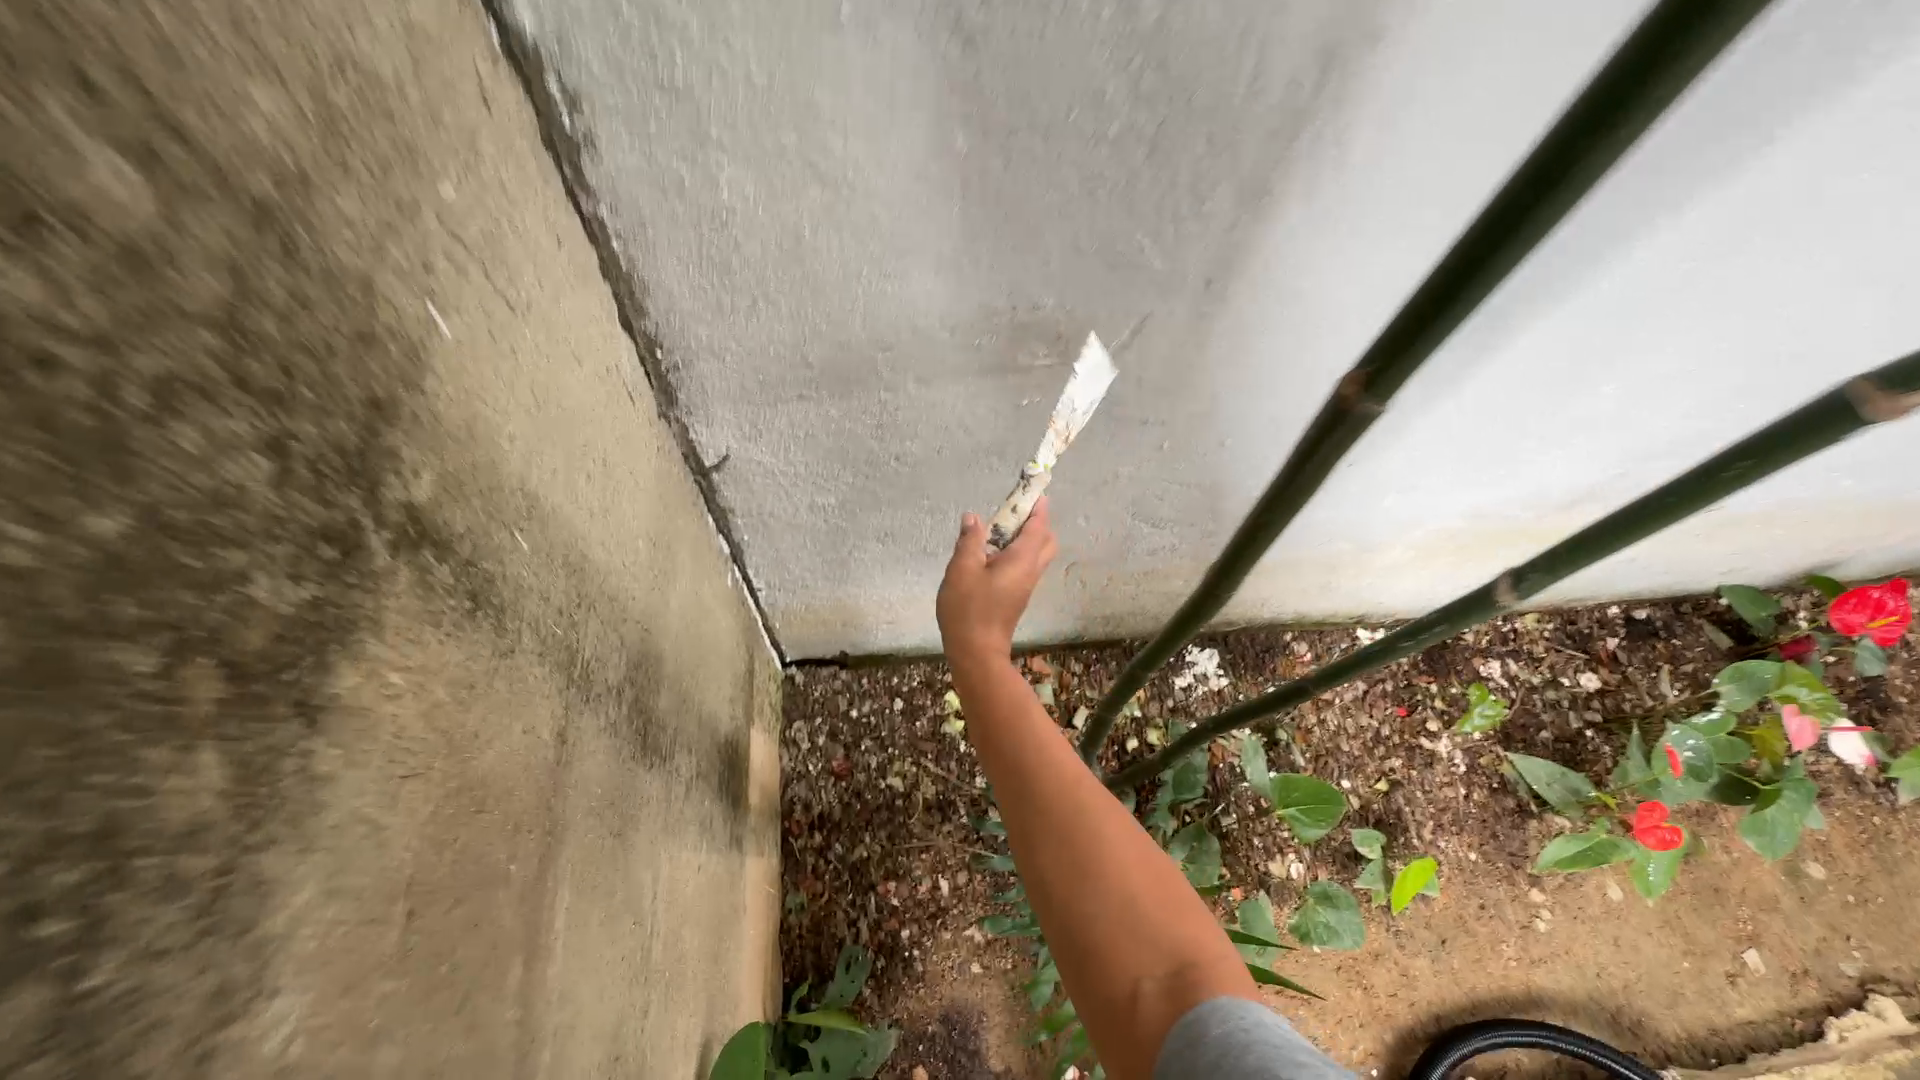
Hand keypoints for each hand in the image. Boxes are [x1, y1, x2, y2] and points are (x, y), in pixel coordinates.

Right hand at [937, 496, 1058, 665]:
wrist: (976, 651)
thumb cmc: (969, 608)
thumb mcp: (962, 569)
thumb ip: (970, 541)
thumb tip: (974, 518)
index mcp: (1022, 560)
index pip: (1038, 526)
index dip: (1037, 506)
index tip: (1032, 490)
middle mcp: (1030, 571)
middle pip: (1045, 540)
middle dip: (1036, 522)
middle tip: (1013, 511)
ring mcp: (1025, 586)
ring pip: (1036, 555)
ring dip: (1024, 538)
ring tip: (997, 530)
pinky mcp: (1017, 596)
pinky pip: (1025, 566)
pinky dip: (1016, 553)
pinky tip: (991, 555)